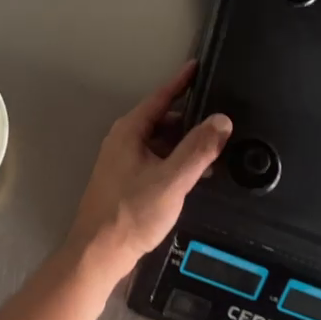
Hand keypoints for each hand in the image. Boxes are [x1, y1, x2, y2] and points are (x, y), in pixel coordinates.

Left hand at [66, 62, 231, 283]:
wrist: (98, 253)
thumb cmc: (131, 213)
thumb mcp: (172, 180)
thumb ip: (198, 150)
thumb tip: (221, 120)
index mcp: (130, 131)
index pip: (160, 97)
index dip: (181, 82)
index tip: (198, 66)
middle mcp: (123, 141)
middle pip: (162, 120)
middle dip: (190, 120)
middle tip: (219, 122)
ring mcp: (122, 161)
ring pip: (160, 142)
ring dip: (184, 145)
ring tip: (214, 152)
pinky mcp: (126, 181)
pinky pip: (156, 160)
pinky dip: (175, 162)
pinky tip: (194, 176)